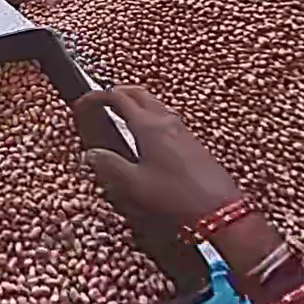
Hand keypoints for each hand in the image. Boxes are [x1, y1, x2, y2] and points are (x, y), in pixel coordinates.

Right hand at [72, 86, 243, 223]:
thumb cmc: (176, 197)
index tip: (83, 104)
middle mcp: (165, 120)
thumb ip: (109, 164)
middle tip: (100, 101)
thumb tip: (91, 153)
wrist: (220, 211)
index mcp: (148, 125)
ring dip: (134, 102)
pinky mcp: (191, 140)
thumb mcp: (134, 183)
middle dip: (116, 92)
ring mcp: (181, 129)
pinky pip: (165, 116)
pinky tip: (145, 134)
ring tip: (119, 114)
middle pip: (137, 93)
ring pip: (153, 103)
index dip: (96, 97)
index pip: (117, 97)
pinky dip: (149, 114)